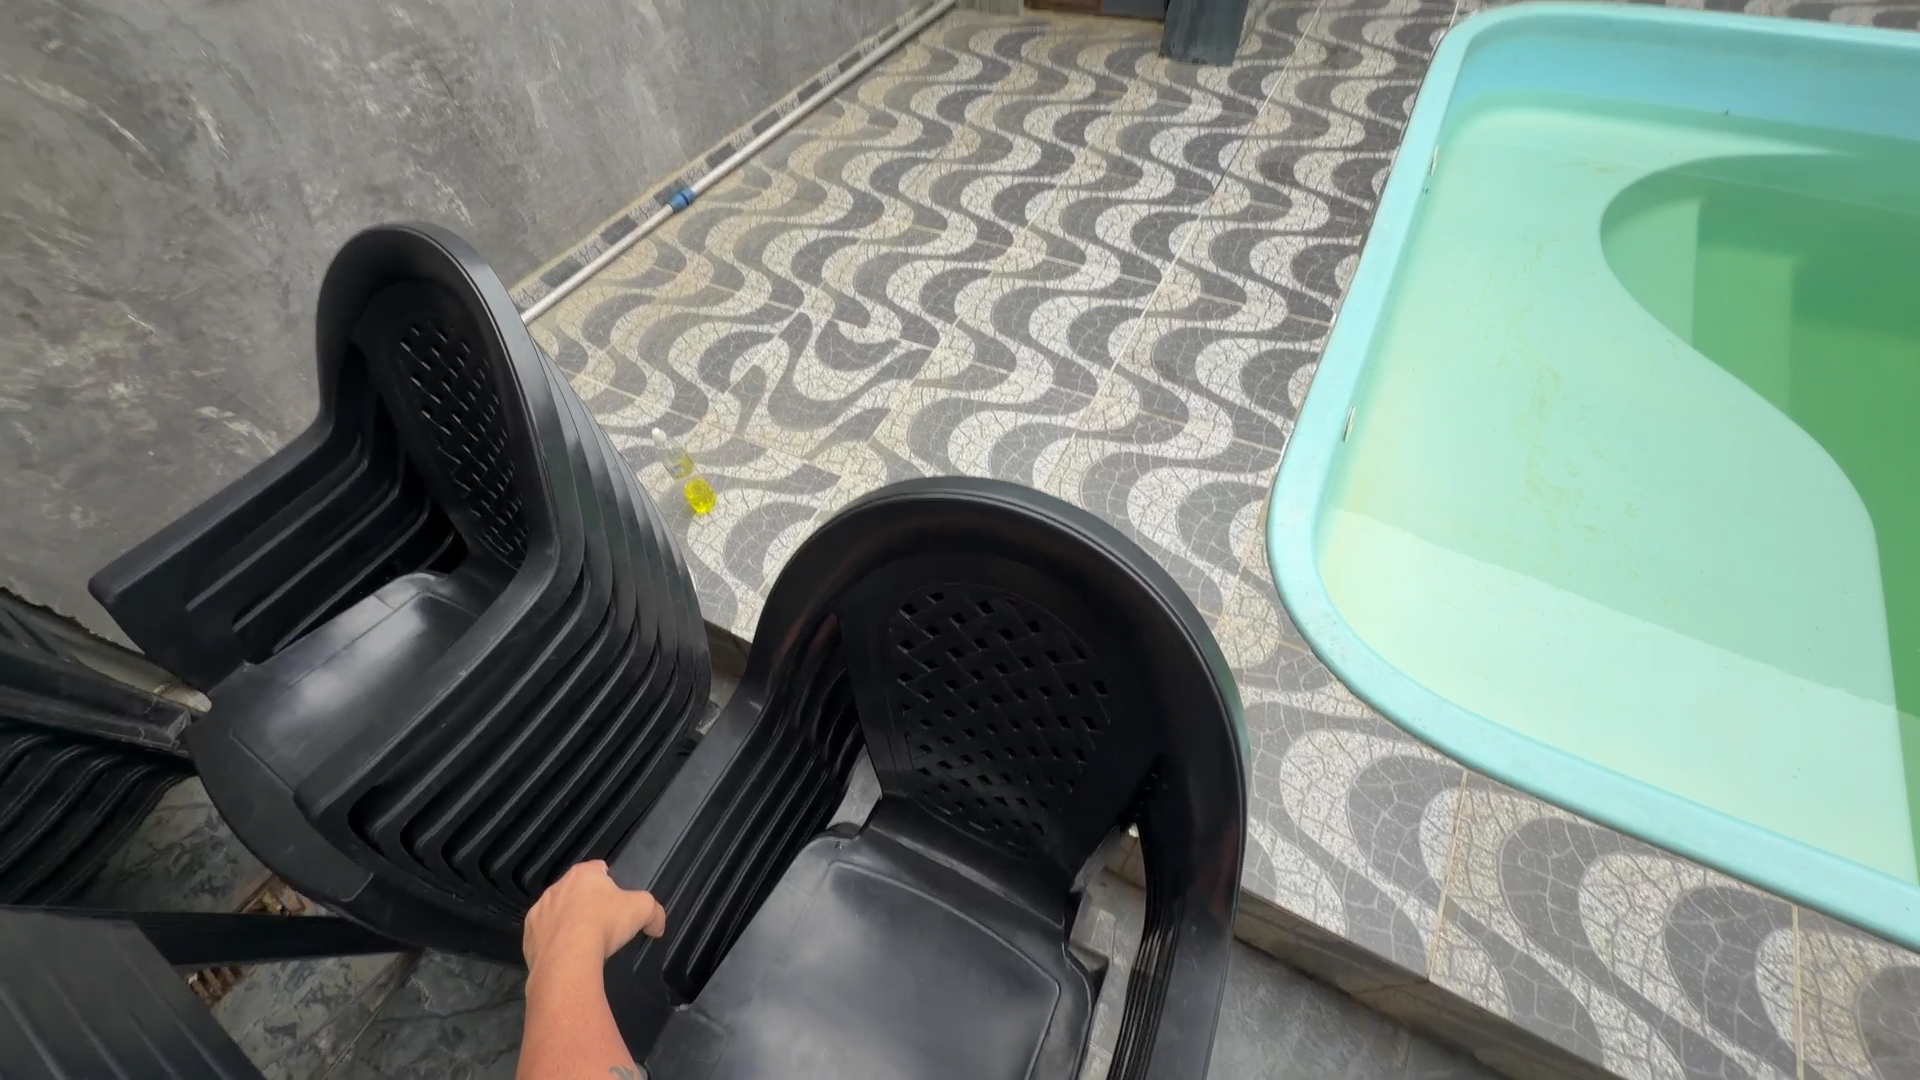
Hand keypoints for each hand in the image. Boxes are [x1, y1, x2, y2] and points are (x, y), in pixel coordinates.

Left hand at [522, 860, 666, 972]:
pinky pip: (543, 935)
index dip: (609, 882)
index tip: (616, 900)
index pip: (598, 868)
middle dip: (587, 902)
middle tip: (602, 922)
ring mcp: (539, 912)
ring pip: (557, 912)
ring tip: (582, 942)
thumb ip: (655, 912)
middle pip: (576, 890)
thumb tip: (658, 925)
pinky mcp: (527, 937)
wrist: (567, 960)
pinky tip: (566, 955)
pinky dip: (553, 942)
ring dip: (567, 921)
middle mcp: (557, 887)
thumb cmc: (605, 924)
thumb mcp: (643, 910)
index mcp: (583, 873)